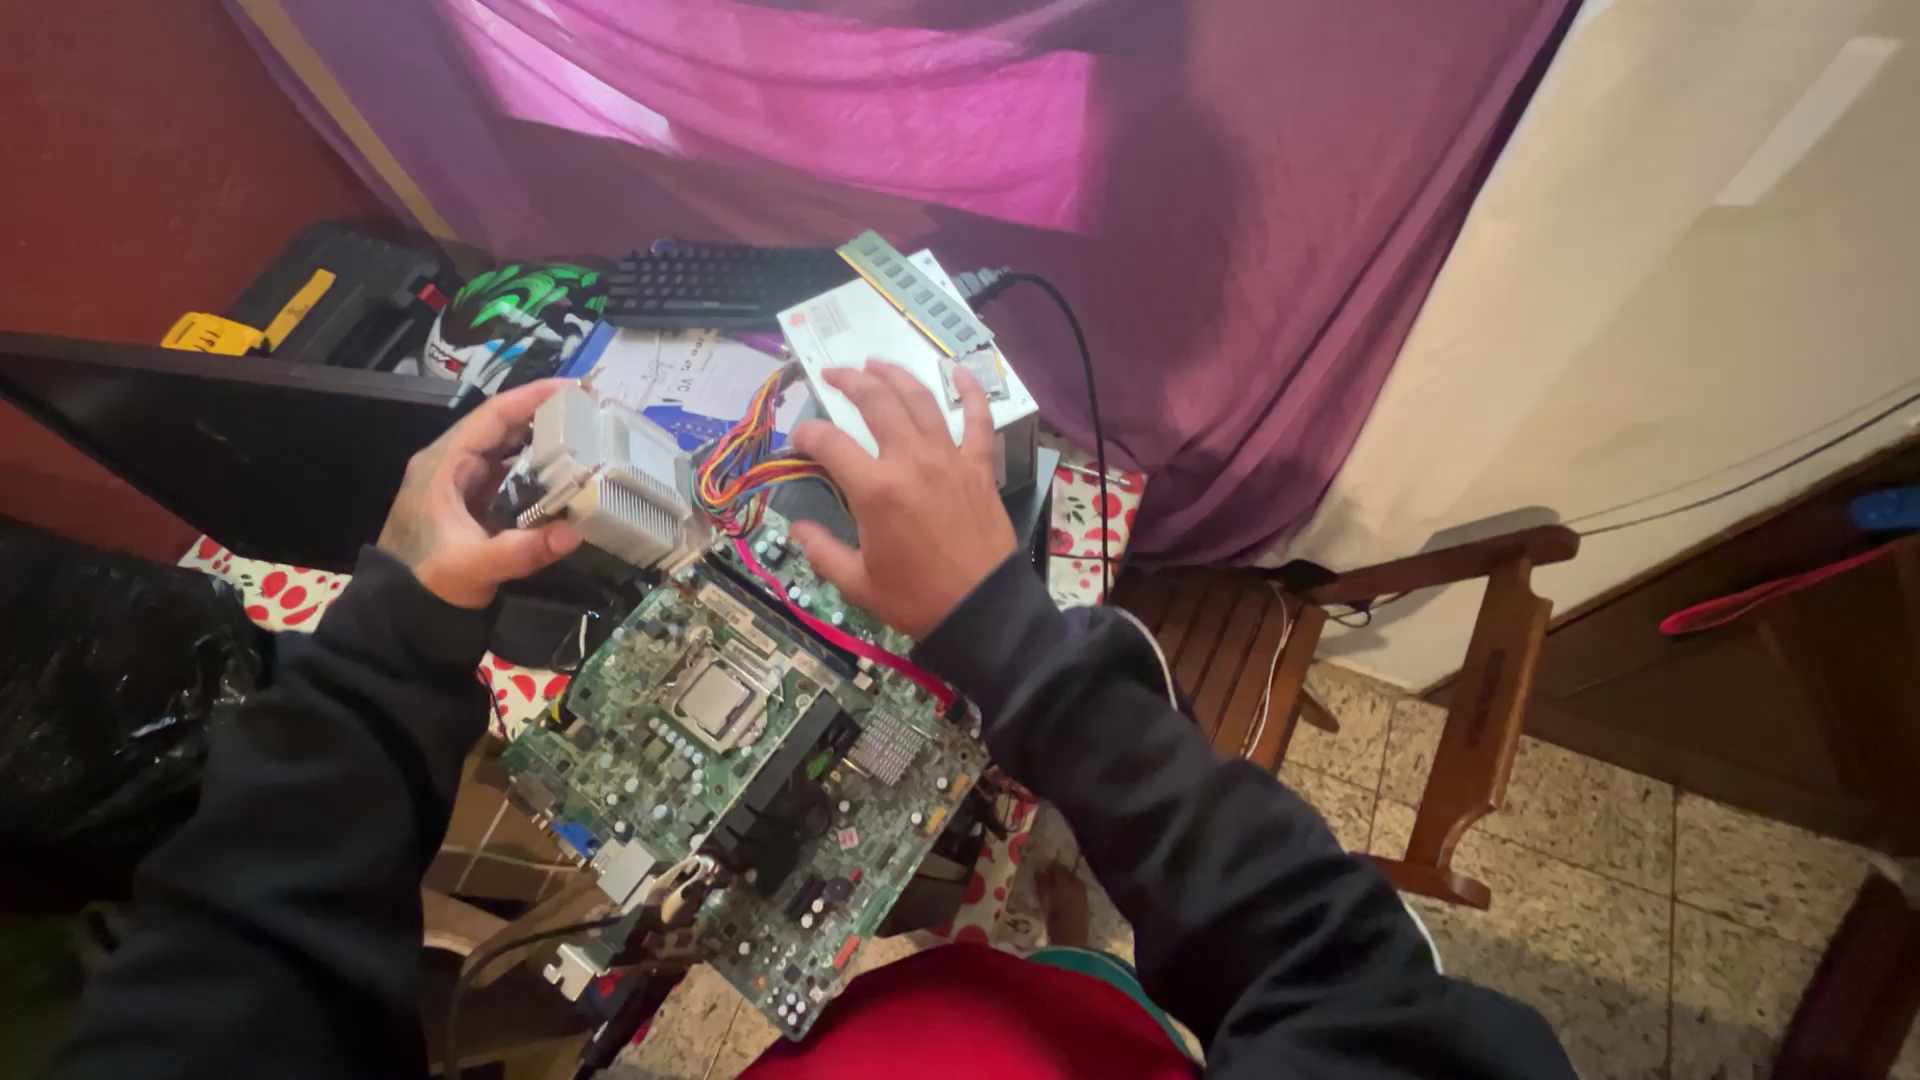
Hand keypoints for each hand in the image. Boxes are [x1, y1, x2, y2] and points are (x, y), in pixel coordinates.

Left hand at [378, 379, 581, 608]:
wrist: (404, 614)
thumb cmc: (429, 582)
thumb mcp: (473, 566)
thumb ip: (520, 551)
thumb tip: (574, 534)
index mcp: (443, 465)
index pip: (491, 417)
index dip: (531, 398)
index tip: (573, 387)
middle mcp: (454, 464)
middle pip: (503, 425)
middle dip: (545, 412)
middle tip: (593, 408)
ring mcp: (466, 483)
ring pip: (510, 447)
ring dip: (546, 436)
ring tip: (589, 431)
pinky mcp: (478, 501)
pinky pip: (514, 471)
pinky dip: (542, 464)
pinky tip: (571, 469)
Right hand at [790, 360, 1014, 637]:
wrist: (982, 610)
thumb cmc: (915, 599)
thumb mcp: (856, 583)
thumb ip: (821, 550)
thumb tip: (798, 527)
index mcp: (875, 489)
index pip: (828, 442)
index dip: (806, 435)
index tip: (799, 440)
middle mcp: (910, 461)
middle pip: (876, 401)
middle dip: (848, 380)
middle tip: (833, 374)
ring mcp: (949, 459)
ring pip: (921, 400)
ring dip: (896, 375)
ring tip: (876, 363)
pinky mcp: (979, 467)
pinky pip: (977, 419)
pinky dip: (970, 391)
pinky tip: (959, 371)